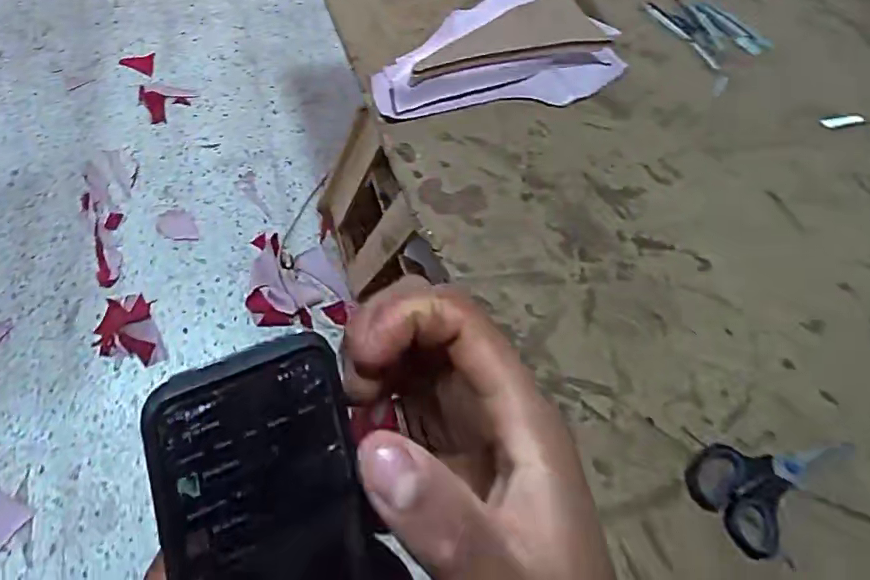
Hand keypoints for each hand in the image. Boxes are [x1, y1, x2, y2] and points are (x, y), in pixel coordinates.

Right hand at [343, 278, 614, 579]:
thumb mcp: (503, 573)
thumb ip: (448, 522)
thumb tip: (373, 448)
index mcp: (518, 408)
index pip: (460, 318)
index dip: (407, 315)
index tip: (361, 357)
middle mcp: (492, 400)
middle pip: (434, 321)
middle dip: (384, 328)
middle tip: (351, 382)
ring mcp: (469, 423)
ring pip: (415, 352)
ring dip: (374, 359)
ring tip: (351, 406)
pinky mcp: (447, 451)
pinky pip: (405, 396)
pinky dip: (374, 397)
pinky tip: (360, 430)